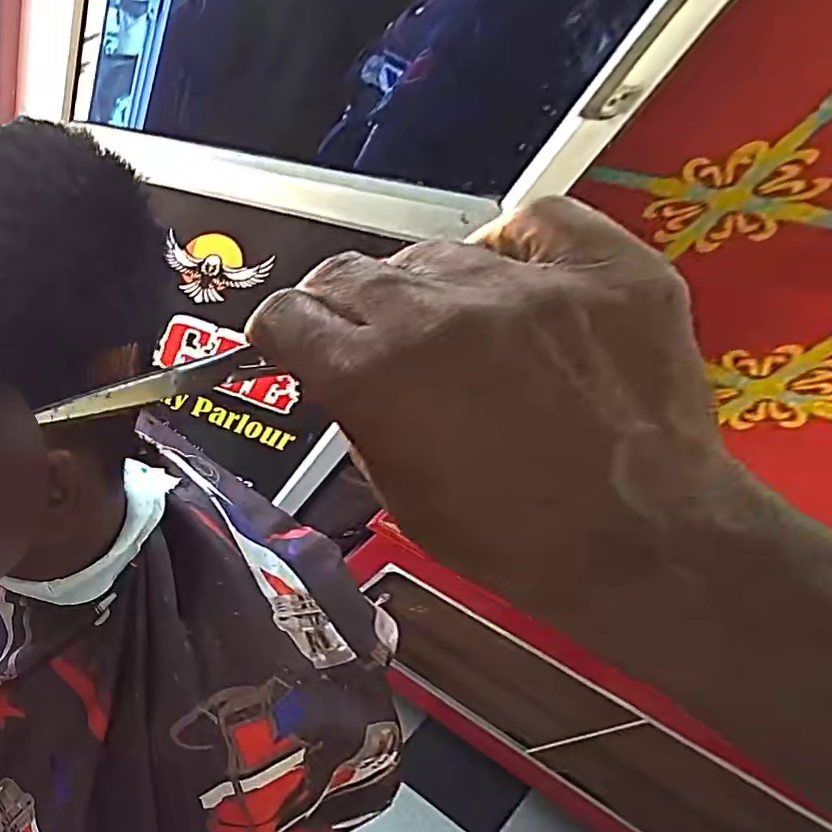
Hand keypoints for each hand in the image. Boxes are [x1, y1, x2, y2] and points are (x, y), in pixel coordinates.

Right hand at [245, 196, 740, 620]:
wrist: (630, 536)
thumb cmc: (500, 525)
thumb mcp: (378, 474)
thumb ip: (345, 405)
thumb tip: (330, 368)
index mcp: (367, 374)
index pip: (283, 313)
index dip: (275, 328)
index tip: (283, 335)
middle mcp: (436, 318)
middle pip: (344, 273)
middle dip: (330, 304)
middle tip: (345, 332)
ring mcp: (524, 289)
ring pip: (423, 252)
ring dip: (409, 286)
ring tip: (429, 324)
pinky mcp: (605, 274)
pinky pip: (530, 220)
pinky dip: (500, 246)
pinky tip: (494, 281)